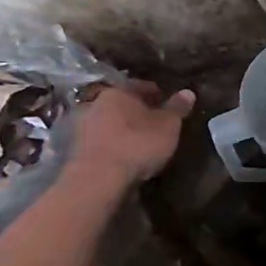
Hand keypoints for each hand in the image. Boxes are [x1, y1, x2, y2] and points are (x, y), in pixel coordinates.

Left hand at [68, 80, 194, 181]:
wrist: (99, 178)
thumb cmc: (138, 144)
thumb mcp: (168, 125)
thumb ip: (177, 108)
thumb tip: (188, 92)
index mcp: (118, 92)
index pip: (142, 86)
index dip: (159, 95)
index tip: (171, 106)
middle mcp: (95, 104)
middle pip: (123, 104)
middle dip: (139, 112)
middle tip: (158, 124)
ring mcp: (83, 127)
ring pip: (111, 123)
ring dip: (125, 130)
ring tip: (143, 143)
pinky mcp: (78, 150)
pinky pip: (104, 142)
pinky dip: (115, 145)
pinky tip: (127, 156)